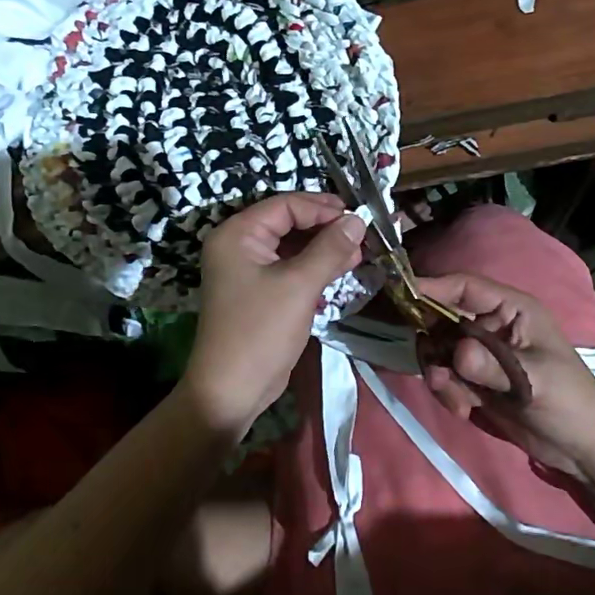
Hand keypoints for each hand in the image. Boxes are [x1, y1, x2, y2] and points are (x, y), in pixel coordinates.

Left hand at [185, 193, 364, 431]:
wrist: (232, 389)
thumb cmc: (261, 330)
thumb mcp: (299, 285)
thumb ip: (330, 249)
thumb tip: (357, 220)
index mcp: (238, 234)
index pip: (285, 205)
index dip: (322, 208)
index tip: (358, 216)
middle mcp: (239, 245)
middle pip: (289, 222)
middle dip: (326, 227)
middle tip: (362, 234)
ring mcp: (248, 269)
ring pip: (292, 245)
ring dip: (324, 247)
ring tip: (359, 252)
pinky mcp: (260, 291)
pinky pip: (290, 267)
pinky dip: (315, 266)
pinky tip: (342, 268)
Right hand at [414, 273, 594, 490]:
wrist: (582, 449)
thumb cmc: (569, 402)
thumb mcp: (534, 380)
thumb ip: (492, 365)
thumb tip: (456, 353)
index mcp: (512, 310)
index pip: (465, 286)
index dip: (433, 287)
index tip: (403, 297)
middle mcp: (492, 325)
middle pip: (442, 318)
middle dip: (434, 346)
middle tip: (437, 373)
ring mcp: (482, 353)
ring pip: (439, 350)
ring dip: (441, 375)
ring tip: (459, 400)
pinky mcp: (475, 379)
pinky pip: (445, 376)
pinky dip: (448, 392)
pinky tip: (465, 409)